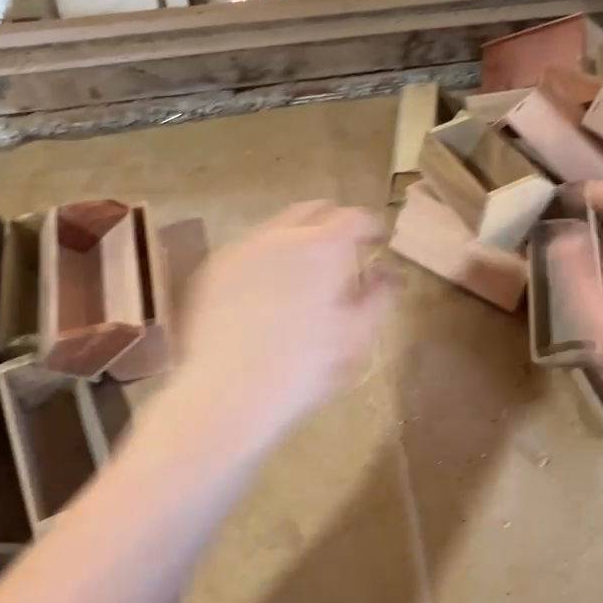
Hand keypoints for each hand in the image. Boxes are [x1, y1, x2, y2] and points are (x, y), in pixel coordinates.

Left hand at [173, 201, 394, 444]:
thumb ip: (379, 295)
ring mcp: (243, 246)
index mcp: (324, 244)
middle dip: (334, 225)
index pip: (356, 217)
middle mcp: (281, 233)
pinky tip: (268, 290)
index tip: (379, 245)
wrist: (229, 393)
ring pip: (278, 226)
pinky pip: (250, 248)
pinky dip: (267, 257)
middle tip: (344, 253)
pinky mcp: (214, 267)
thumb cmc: (305, 367)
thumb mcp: (358, 335)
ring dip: (298, 238)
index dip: (372, 228)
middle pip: (314, 210)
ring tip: (305, 272)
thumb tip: (388, 273)